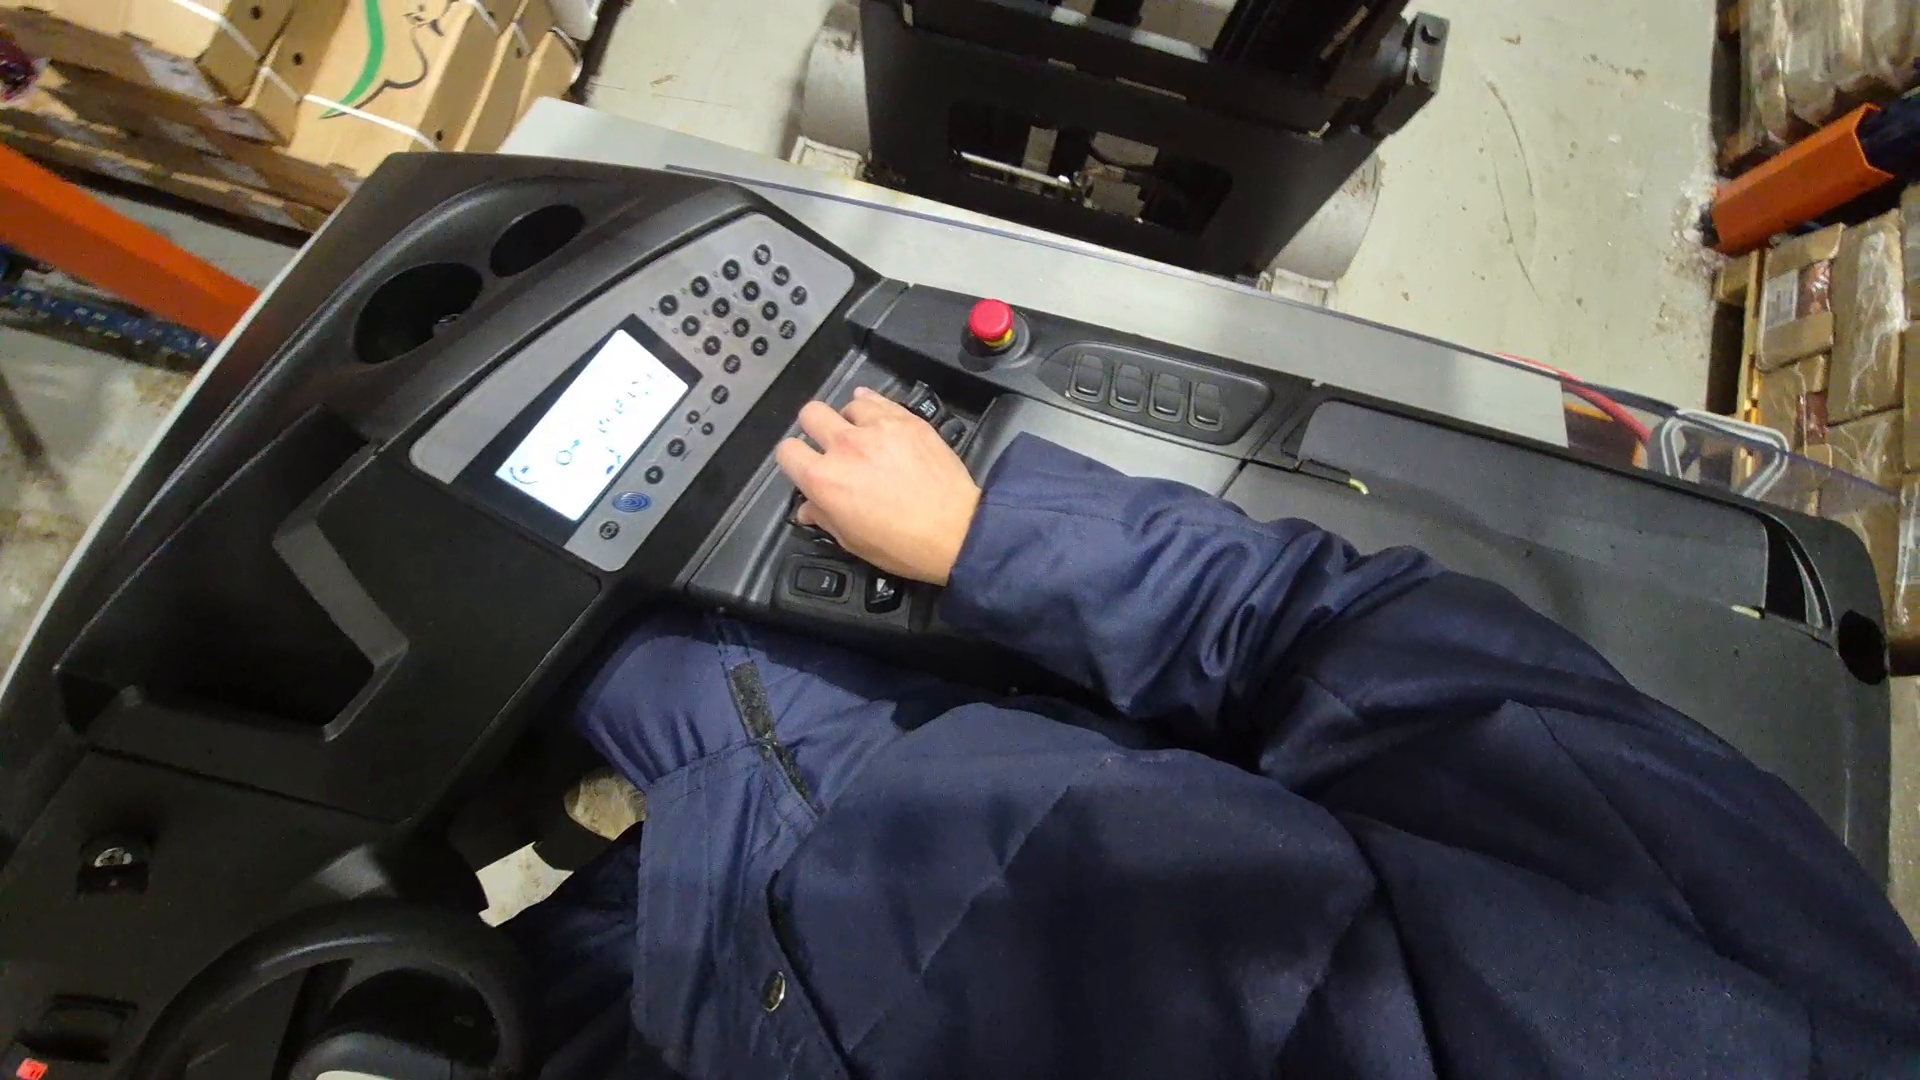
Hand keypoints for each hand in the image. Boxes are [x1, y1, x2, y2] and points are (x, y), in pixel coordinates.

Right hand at [776, 387, 981, 585]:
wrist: (958, 532)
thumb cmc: (906, 545)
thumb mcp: (854, 541)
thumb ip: (825, 517)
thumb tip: (808, 509)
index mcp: (826, 480)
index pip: (787, 451)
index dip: (793, 459)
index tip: (804, 465)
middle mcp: (847, 447)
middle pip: (811, 414)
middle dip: (815, 428)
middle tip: (828, 444)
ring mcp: (879, 429)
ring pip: (848, 403)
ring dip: (850, 419)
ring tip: (862, 435)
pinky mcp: (908, 420)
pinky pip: (879, 400)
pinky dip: (873, 406)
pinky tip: (876, 418)